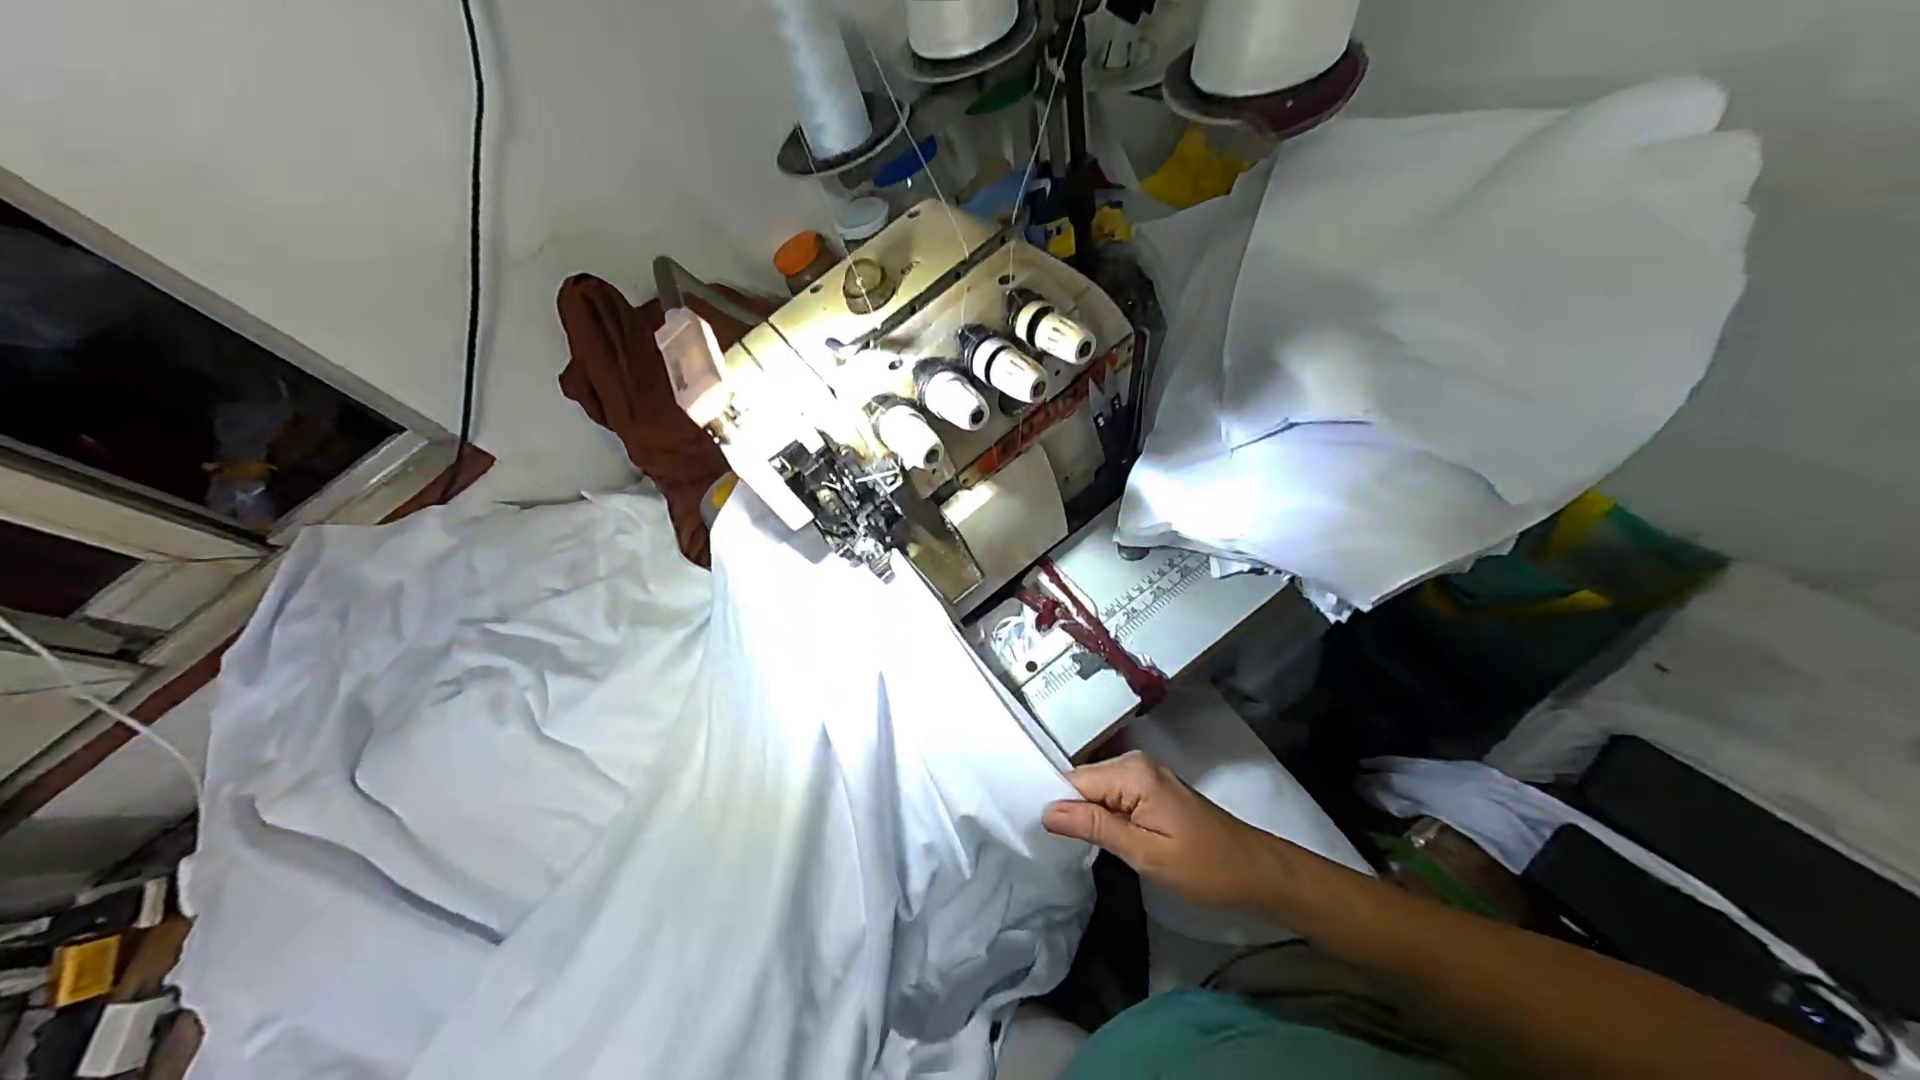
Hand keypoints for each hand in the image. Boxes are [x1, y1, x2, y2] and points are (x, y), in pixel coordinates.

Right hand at [1043, 750, 1298, 912]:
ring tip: (1085, 847)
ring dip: (1088, 817)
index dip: (1058, 808)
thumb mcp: (1146, 854)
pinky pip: (1111, 795)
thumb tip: (1047, 812)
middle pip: (1082, 783)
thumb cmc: (1205, 868)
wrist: (1257, 872)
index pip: (1073, 781)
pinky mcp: (1149, 787)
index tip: (1046, 838)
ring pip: (1095, 790)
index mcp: (1132, 772)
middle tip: (1070, 849)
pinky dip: (1104, 816)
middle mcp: (1135, 761)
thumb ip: (1095, 827)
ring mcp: (1143, 772)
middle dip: (1073, 812)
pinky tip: (1107, 838)